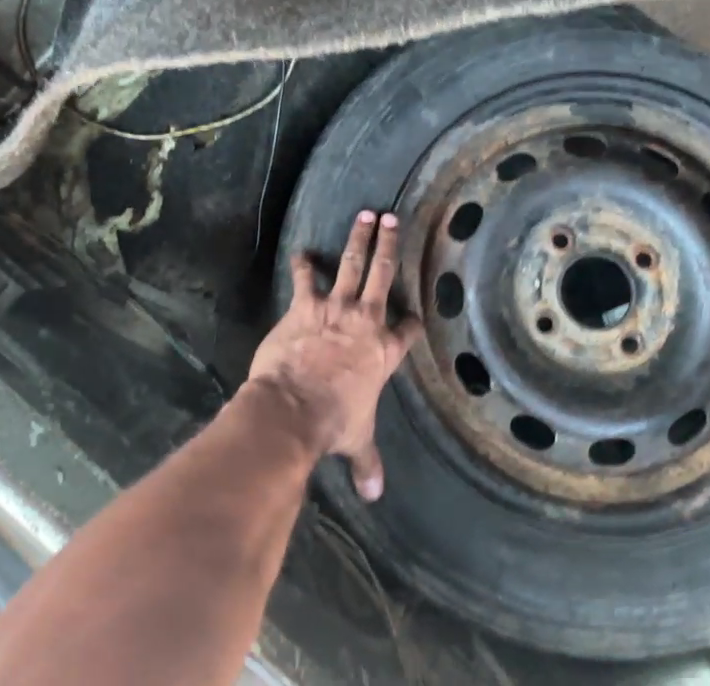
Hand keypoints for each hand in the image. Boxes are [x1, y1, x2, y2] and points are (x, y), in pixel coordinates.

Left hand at [248, 210, 423, 500]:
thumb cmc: (332, 423)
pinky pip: (306, 279)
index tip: (416, 315)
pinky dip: (303, 265)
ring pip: (352, 264)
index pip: (407, 331)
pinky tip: (302, 251)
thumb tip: (374, 495)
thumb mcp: (357, 441)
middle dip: (389, 246)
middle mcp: (366, 322)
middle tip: (393, 219)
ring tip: (367, 214)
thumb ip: (367, 463)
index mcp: (384, 353)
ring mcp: (336, 310)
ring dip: (359, 238)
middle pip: (383, 276)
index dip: (413, 323)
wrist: (294, 409)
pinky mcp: (305, 307)